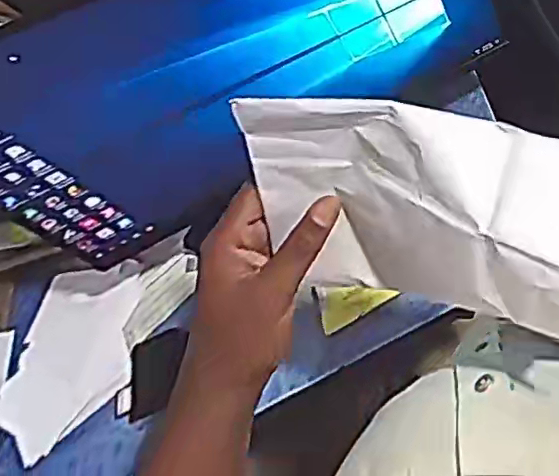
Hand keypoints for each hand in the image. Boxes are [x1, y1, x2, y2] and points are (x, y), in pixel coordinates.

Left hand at [186, 185, 340, 393]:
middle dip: (298, 198)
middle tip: (332, 185)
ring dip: (301, 222)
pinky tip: (321, 239)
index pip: (255, 192)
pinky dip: (299, 243)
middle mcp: (232, 245)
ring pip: (276, 229)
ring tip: (333, 207)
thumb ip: (303, 244)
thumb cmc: (239, 344)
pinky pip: (280, 249)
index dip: (284, 178)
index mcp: (226, 239)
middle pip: (267, 208)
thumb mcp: (276, 288)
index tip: (314, 166)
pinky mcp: (257, 278)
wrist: (224, 392)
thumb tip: (326, 204)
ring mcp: (244, 262)